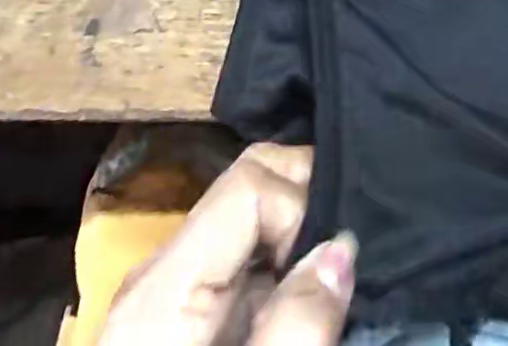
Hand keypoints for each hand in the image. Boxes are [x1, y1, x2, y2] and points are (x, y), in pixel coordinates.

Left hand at [98, 143, 356, 345]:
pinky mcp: (186, 309)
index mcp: (166, 286)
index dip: (300, 207)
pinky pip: (245, 249)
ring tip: (333, 271)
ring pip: (251, 209)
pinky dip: (285, 253)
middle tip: (341, 251)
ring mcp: (173, 287)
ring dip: (301, 226)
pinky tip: (305, 291)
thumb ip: (298, 328)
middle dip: (307, 198)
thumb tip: (342, 247)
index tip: (328, 264)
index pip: (252, 183)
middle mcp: (165, 268)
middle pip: (249, 180)